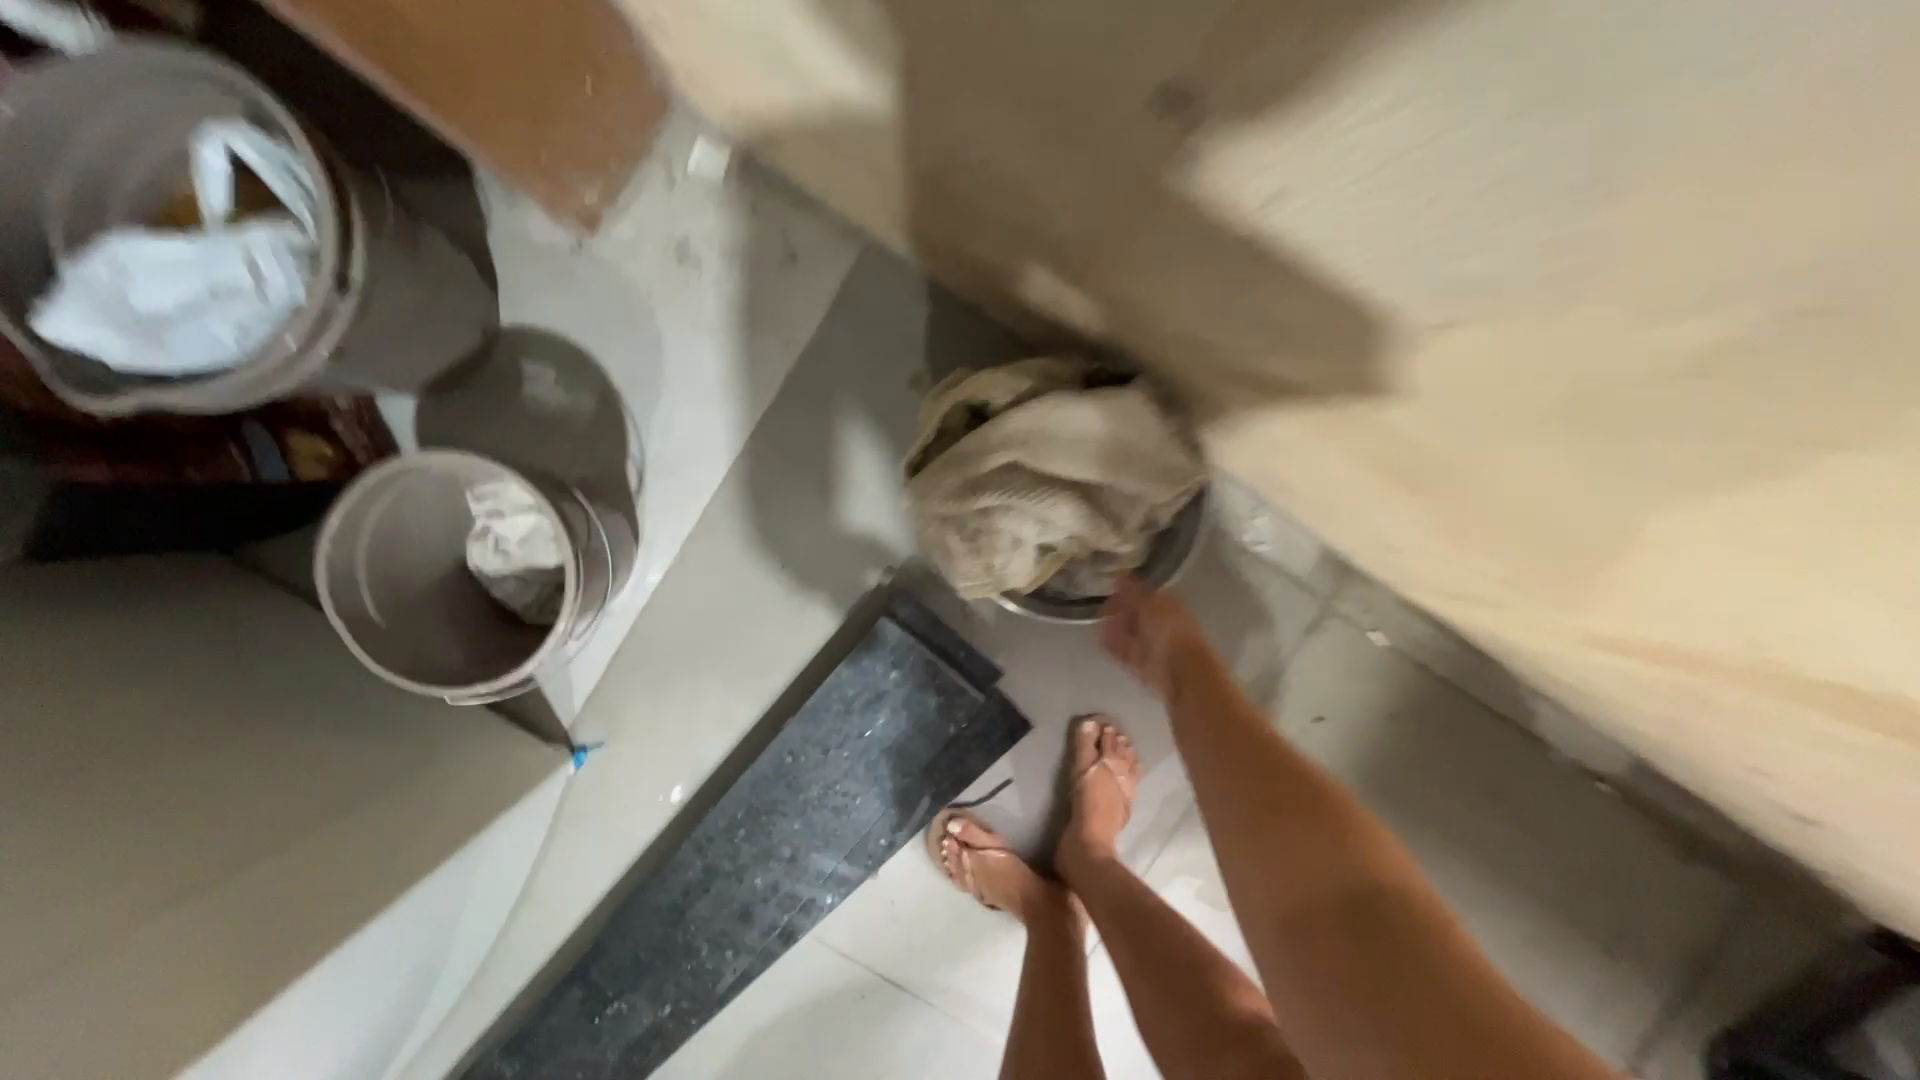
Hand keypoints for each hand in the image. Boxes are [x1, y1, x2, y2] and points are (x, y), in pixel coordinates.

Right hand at [1099, 576, 1206, 701]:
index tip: (1111, 591)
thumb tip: (1121, 576)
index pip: (1146, 594)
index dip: (1128, 592)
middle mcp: (1164, 624)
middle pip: (1138, 615)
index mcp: (1170, 605)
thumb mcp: (1149, 603)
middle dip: (1119, 612)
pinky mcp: (1145, 665)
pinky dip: (1115, 646)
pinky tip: (1102, 641)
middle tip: (1102, 610)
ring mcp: (1155, 646)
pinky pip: (1127, 652)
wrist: (1181, 670)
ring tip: (1099, 626)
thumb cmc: (1168, 630)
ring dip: (1115, 630)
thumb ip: (1133, 590)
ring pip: (1131, 634)